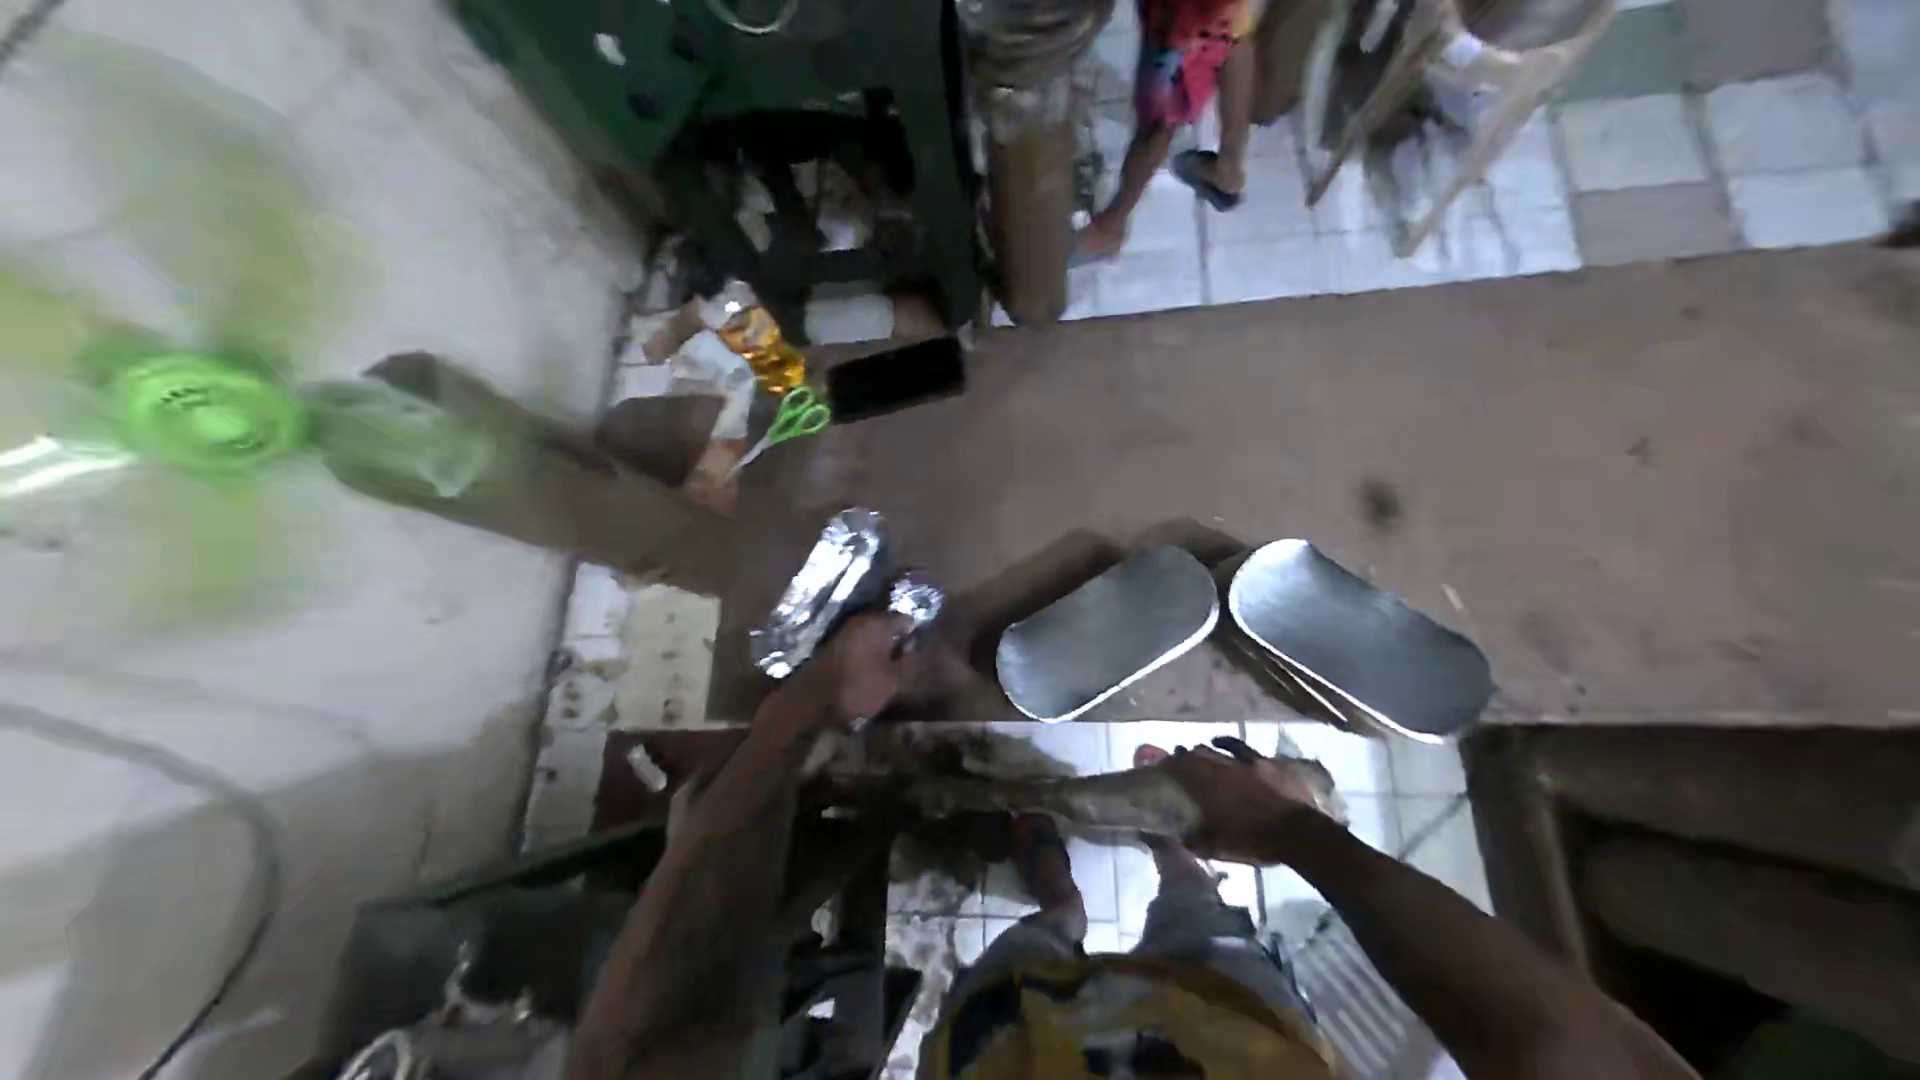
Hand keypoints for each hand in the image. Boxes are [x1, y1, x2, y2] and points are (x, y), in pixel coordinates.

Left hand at [767, 612, 914, 732]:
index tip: (922, 652)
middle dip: (899, 640)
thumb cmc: (858, 688)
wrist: (812, 701)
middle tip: (908, 661)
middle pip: (889, 625)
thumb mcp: (893, 680)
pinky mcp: (835, 644)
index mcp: (878, 623)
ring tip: (891, 668)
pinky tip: (872, 669)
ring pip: (873, 634)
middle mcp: (861, 620)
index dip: (917, 635)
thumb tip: (923, 648)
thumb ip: (912, 662)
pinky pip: (860, 642)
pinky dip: (868, 652)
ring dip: (883, 647)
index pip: (907, 619)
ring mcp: (845, 631)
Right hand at [1157, 737, 1332, 864]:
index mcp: (1207, 788)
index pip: (1180, 768)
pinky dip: (1227, 743)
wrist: (1299, 832)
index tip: (1160, 767)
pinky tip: (1221, 741)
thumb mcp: (1221, 848)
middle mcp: (1220, 768)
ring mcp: (1242, 762)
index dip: (1168, 765)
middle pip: (1196, 755)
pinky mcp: (1263, 761)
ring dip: (1204, 749)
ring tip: (1197, 750)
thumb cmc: (1256, 840)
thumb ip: (1197, 841)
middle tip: (1178, 759)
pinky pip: (1240, 747)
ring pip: (1216, 748)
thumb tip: (1179, 838)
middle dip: (1184, 756)